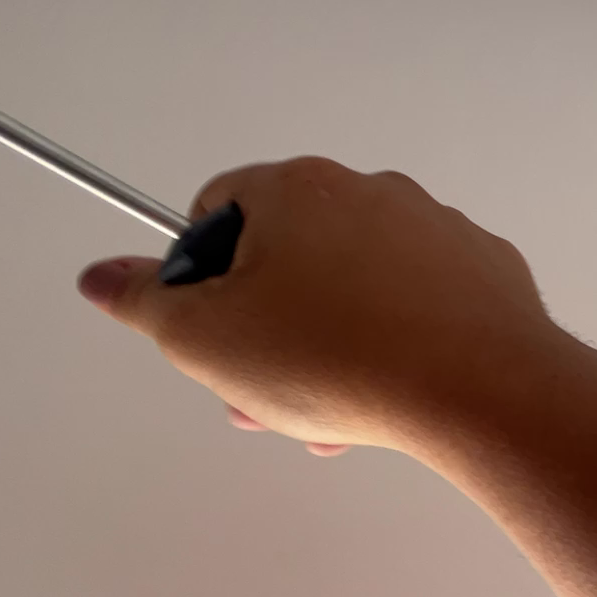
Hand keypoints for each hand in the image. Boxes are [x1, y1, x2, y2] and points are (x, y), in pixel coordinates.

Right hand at [77, 157, 571, 456]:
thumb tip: (110, 275)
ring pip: (361, 281)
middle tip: (260, 387)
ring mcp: (442, 226)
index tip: (208, 320)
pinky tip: (391, 387)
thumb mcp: (203, 337)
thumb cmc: (338, 355)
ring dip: (331, 339)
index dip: (201, 267)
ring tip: (325, 407)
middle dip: (268, 321)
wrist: (477, 382)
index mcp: (306, 189)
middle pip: (297, 252)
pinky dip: (398, 333)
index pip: (222, 205)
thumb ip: (147, 300)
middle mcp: (382, 192)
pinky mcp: (485, 264)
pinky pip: (423, 294)